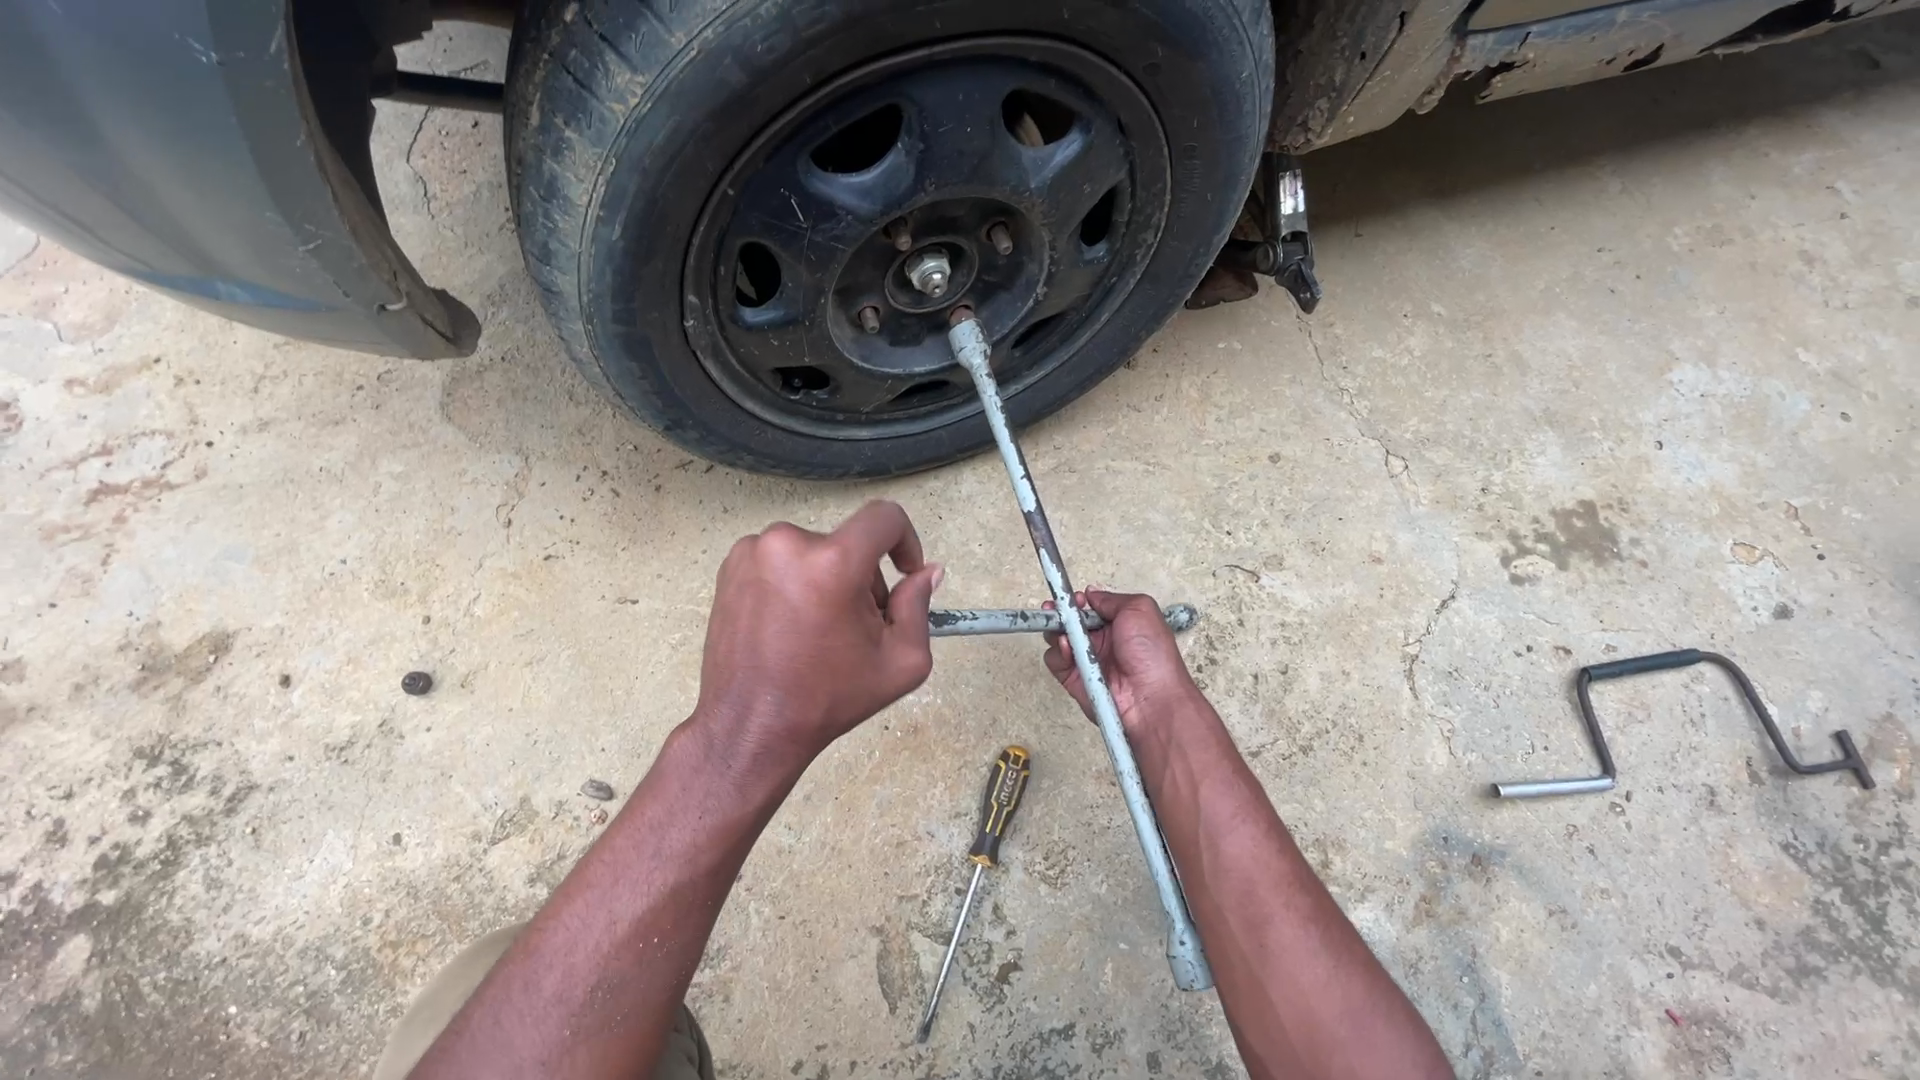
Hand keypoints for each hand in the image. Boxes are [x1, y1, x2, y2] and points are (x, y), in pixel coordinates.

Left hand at [693, 501, 942, 767]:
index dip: (906, 541)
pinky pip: (782, 560)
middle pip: (848, 543)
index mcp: (832, 563)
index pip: (885, 518)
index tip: (904, 572)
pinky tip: (791, 626)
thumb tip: (927, 572)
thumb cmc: (827, 698)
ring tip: (820, 631)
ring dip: (828, 580)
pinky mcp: (731, 565)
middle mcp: (788, 544)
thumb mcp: (900, 661)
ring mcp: (753, 552)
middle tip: (858, 627)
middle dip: (863, 578)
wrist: (752, 725)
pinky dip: (796, 583)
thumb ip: (919, 607)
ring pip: (815, 552)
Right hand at [1042, 590, 1202, 735]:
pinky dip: (1057, 654)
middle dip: (1060, 614)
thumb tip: (1092, 594)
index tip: (1074, 600)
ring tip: (1065, 631)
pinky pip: (1055, 662)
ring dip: (1057, 632)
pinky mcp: (1076, 678)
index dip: (1078, 601)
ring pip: (1058, 639)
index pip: (1089, 607)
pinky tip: (1067, 649)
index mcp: (1119, 624)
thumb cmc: (1154, 656)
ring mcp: (1088, 660)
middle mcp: (1103, 642)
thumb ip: (1111, 599)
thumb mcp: (1140, 609)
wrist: (1151, 697)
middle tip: (1057, 611)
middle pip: (1070, 622)